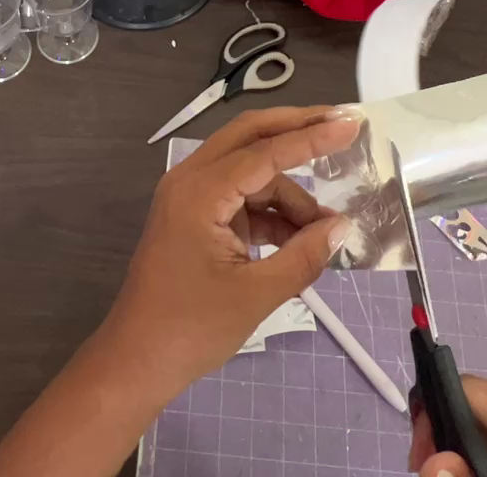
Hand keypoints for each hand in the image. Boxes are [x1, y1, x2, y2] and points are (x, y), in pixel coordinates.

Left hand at [99, 106, 359, 388]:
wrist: (136, 361)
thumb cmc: (190, 328)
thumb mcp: (256, 294)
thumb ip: (303, 256)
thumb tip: (341, 227)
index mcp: (199, 191)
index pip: (264, 151)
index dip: (311, 137)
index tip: (350, 125)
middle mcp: (190, 180)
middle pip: (250, 137)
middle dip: (296, 130)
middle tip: (341, 127)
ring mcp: (191, 197)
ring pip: (249, 170)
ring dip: (288, 191)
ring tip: (326, 227)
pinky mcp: (196, 216)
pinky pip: (241, 197)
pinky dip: (272, 212)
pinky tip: (300, 237)